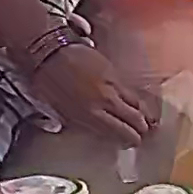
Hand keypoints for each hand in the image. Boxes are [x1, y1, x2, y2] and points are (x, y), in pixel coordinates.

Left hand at [28, 40, 157, 145]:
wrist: (49, 50)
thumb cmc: (46, 82)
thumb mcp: (58, 109)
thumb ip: (80, 121)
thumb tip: (94, 129)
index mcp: (90, 113)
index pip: (120, 131)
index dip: (131, 139)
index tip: (134, 142)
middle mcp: (107, 101)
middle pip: (135, 118)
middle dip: (142, 128)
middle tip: (144, 133)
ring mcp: (113, 85)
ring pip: (137, 103)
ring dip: (144, 114)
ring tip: (146, 119)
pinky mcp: (114, 72)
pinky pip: (129, 90)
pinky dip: (135, 99)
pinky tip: (135, 102)